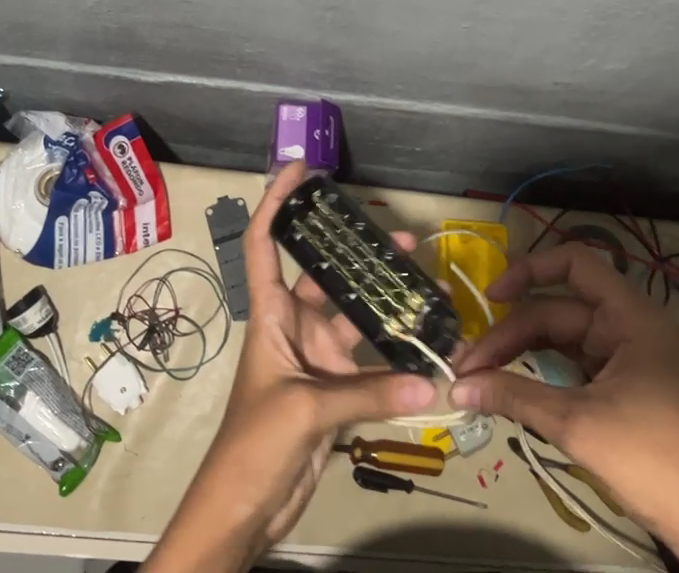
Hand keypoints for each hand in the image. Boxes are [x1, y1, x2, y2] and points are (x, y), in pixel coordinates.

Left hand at [144, 163, 435, 571]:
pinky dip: (397, 359)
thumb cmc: (254, 444)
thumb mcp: (307, 409)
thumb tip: (434, 382)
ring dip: (386, 307)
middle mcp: (293, 327)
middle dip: (361, 256)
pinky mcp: (335, 392)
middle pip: (326, 277)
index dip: (276, 203)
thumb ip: (370, 393)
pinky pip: (370, 364)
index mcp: (269, 315)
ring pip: (356, 320)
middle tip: (408, 240)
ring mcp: (316, 359)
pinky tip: (429, 348)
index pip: (264, 244)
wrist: (244, 508)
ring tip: (427, 288)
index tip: (299, 169)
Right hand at [450, 243, 678, 571]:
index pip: (575, 264)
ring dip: (519, 353)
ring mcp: (624, 356)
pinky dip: (537, 373)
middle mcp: (628, 326)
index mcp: (631, 317)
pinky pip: (569, 364)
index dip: (529, 270)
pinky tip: (507, 388)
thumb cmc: (652, 460)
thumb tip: (456, 387)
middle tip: (466, 367)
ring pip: (558, 337)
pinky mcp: (618, 385)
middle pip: (555, 309)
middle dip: (509, 334)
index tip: (491, 297)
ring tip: (477, 377)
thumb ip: (514, 396)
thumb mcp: (577, 424)